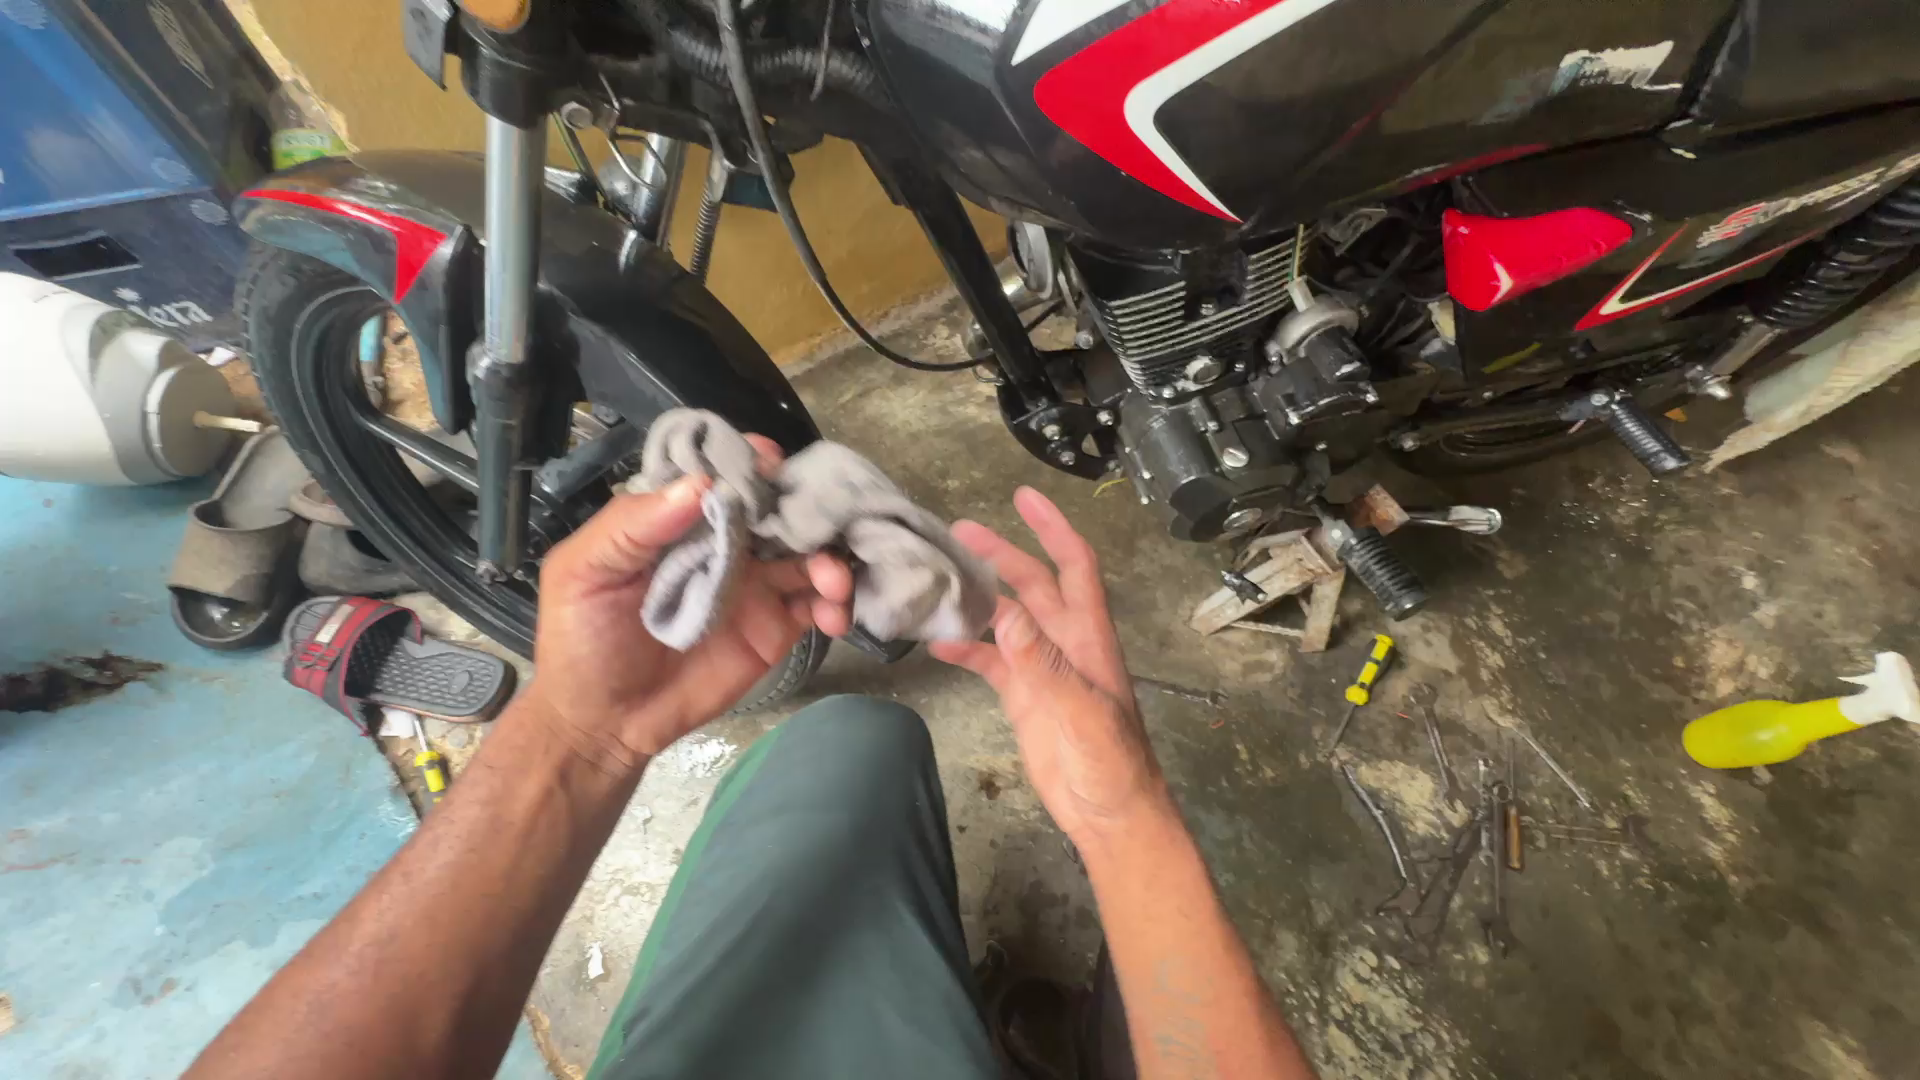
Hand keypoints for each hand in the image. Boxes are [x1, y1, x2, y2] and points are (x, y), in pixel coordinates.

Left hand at [526, 435, 852, 772]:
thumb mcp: (583, 573)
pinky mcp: (777, 625)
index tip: (775, 462)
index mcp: (681, 520)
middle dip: (811, 511)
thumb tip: (703, 482)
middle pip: (780, 510)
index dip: (752, 462)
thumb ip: (633, 524)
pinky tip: (835, 615)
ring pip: (809, 555)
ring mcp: (757, 583)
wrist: (606, 722)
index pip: (723, 476)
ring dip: (832, 560)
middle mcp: (727, 543)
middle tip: (827, 524)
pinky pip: (818, 604)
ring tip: (834, 582)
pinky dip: (836, 603)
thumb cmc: (582, 639)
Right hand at [929, 486, 1171, 842]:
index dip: (1053, 528)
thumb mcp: (1080, 709)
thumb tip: (1005, 613)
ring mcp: (1040, 668)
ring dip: (977, 597)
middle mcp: (1063, 641)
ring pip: (1006, 619)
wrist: (1108, 813)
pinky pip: (989, 663)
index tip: (1023, 497)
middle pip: (1031, 584)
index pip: (1074, 565)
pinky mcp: (1022, 695)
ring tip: (937, 576)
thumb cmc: (1108, 761)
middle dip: (1000, 554)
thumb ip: (1043, 663)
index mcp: (1087, 634)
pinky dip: (966, 650)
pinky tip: (936, 644)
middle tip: (957, 531)